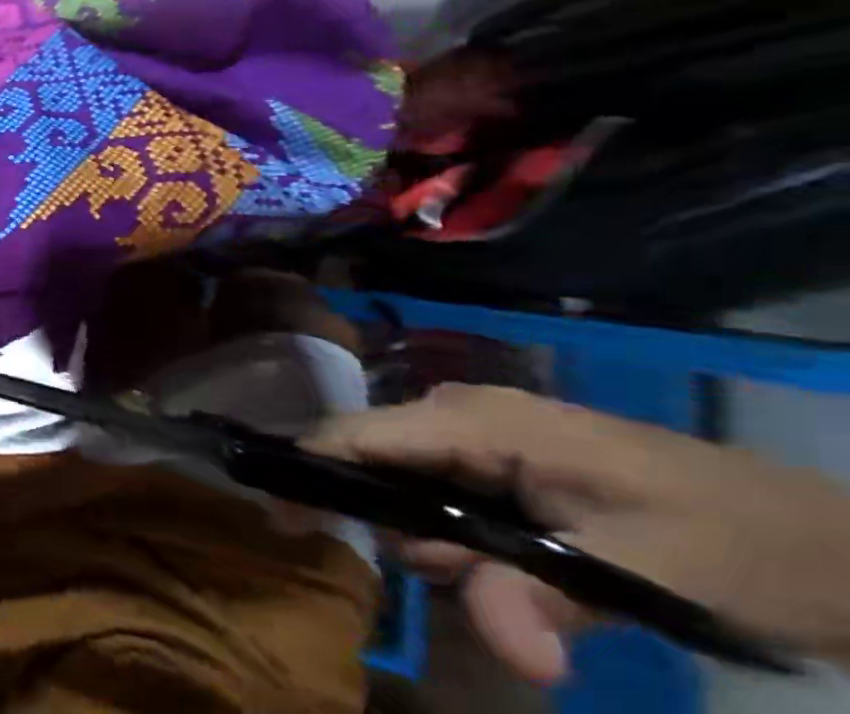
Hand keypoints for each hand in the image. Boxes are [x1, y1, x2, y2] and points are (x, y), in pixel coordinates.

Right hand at [305, 385, 849, 682]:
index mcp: (480, 419)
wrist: (827, 539)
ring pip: (403, 482)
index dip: (307, 468)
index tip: (273, 517)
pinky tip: (501, 568)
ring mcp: (479, 437)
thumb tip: (507, 652)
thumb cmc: (732, 539)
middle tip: (436, 577)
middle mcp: (462, 415)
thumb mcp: (650, 572)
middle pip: (372, 457)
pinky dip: (450, 538)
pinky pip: (437, 495)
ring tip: (502, 581)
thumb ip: (552, 594)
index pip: (360, 434)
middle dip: (381, 518)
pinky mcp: (496, 464)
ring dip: (425, 538)